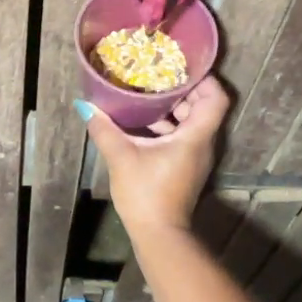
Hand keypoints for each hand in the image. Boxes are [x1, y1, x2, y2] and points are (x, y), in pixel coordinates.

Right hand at [78, 76, 228, 235]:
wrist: (159, 234)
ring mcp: (195, 158)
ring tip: (146, 98)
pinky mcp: (185, 168)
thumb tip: (86, 106)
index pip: (215, 98)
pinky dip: (168, 127)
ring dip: (174, 110)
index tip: (183, 67)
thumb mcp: (121, 157)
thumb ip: (104, 129)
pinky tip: (142, 126)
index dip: (204, 79)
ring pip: (192, 123)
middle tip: (159, 78)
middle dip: (183, 91)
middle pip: (204, 108)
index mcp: (195, 137)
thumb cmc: (146, 192)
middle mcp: (202, 144)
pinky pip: (183, 137)